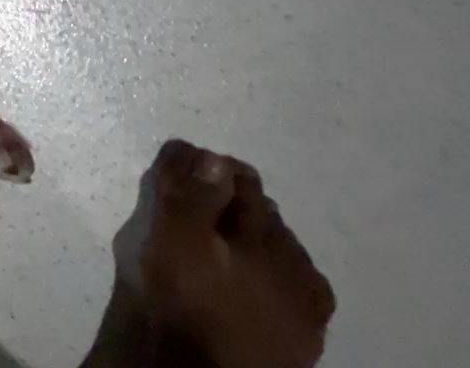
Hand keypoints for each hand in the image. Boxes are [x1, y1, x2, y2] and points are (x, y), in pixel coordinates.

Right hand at [89, 140, 334, 367]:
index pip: (239, 181)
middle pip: (264, 212)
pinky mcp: (306, 325)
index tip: (186, 158)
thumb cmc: (188, 297)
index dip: (211, 166)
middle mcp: (292, 256)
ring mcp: (306, 294)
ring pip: (283, 245)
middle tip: (201, 194)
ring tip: (225, 232)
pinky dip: (278, 267)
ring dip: (256, 230)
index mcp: (260, 231)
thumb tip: (208, 154)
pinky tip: (264, 274)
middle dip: (234, 197)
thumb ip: (190, 196)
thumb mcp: (174, 240)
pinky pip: (298, 282)